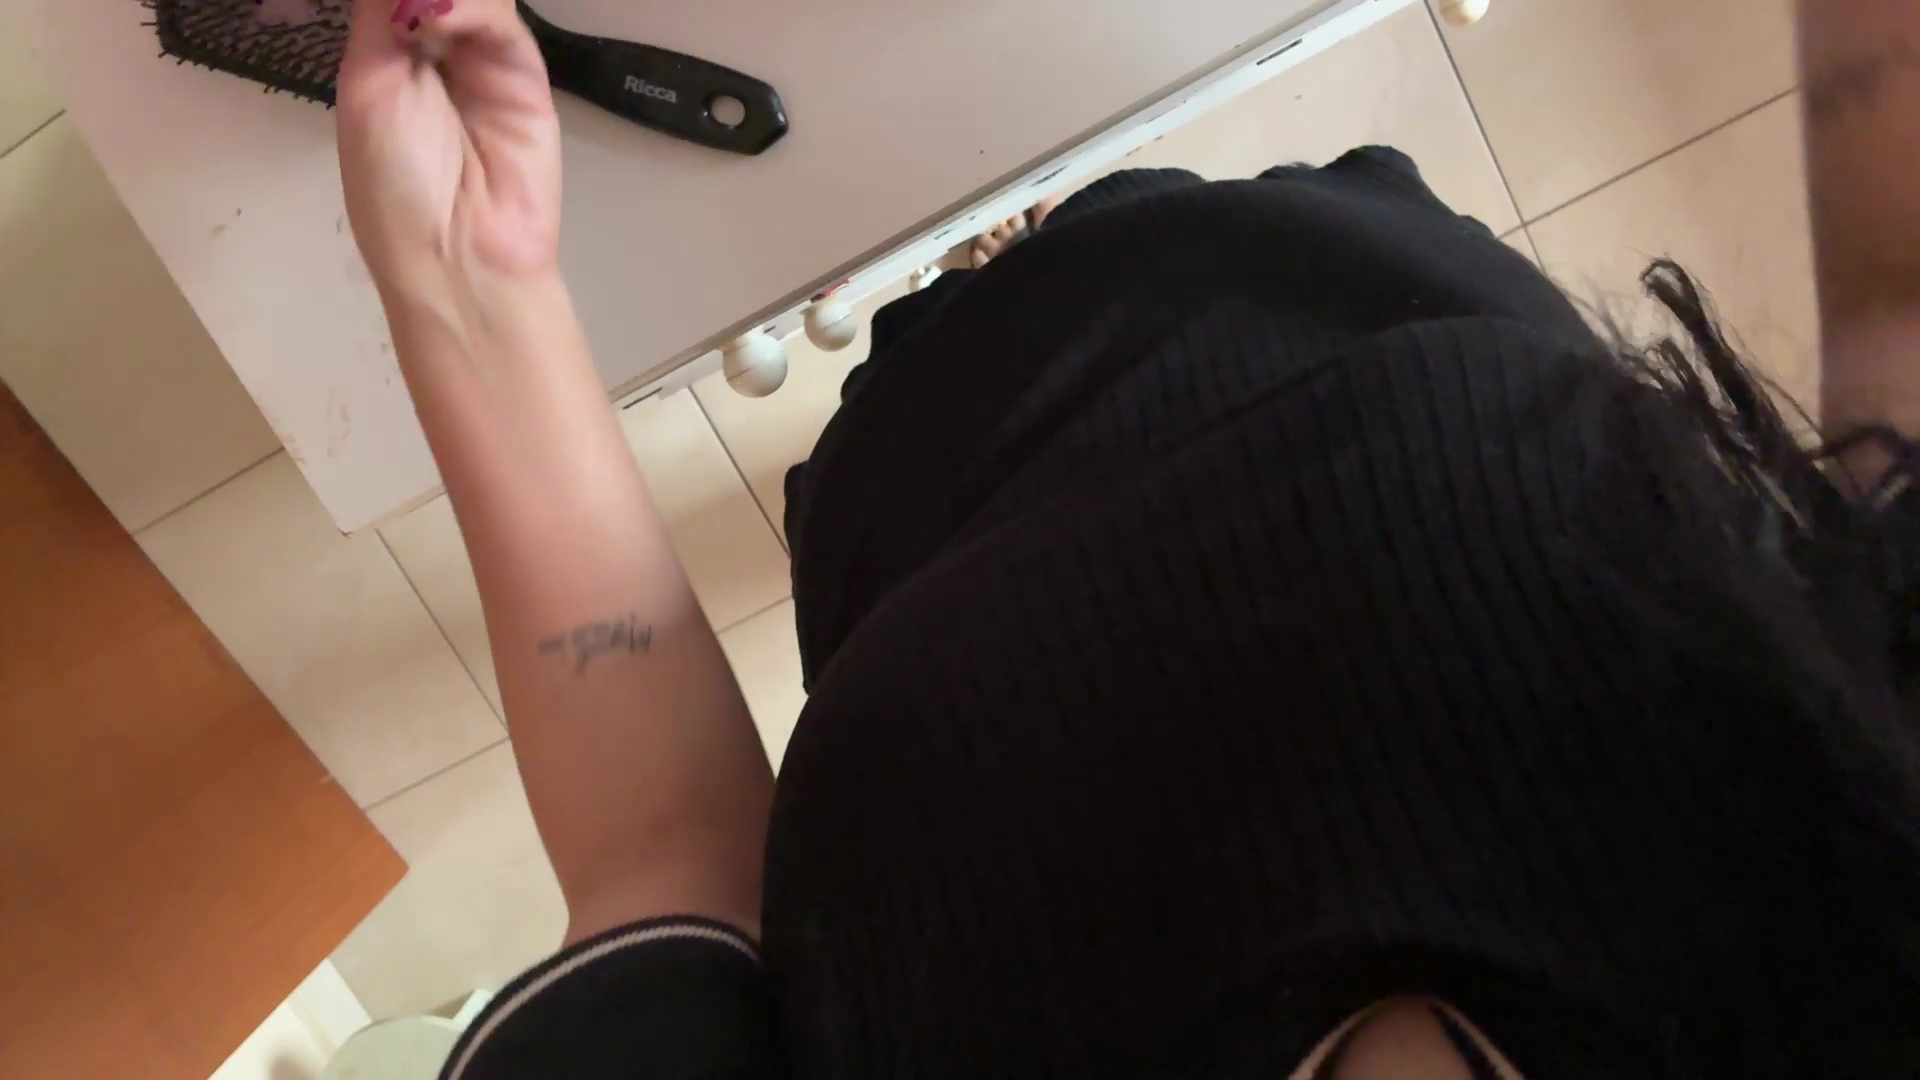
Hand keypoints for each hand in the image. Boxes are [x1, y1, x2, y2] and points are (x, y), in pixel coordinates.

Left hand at [336, 0, 561, 311]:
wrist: (460, 250)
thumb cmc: (397, 182)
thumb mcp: (368, 82)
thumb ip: (387, 14)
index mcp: (389, 54)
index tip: (386, 1)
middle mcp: (440, 54)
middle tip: (403, 2)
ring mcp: (486, 67)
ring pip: (471, 0)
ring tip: (425, 9)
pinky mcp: (528, 84)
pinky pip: (505, 26)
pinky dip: (476, 7)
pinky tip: (444, 13)